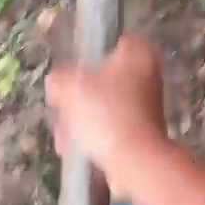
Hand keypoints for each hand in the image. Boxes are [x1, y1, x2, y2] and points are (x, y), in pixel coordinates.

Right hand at [45, 34, 171, 189]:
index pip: (112, 42)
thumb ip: (59, 79)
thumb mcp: (72, 87)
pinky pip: (110, 126)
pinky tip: (73, 150)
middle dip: (76, 98)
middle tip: (62, 112)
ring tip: (64, 138)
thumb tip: (57, 83)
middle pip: (101, 78)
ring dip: (79, 120)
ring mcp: (146, 104)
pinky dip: (92, 135)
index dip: (88, 56)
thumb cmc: (107, 113)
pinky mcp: (142, 131)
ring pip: (102, 104)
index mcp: (138, 53)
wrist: (136, 162)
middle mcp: (147, 74)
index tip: (73, 73)